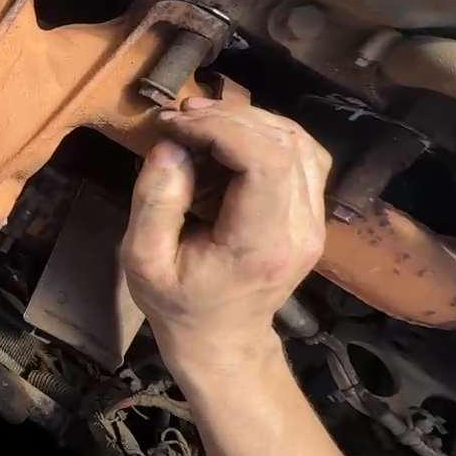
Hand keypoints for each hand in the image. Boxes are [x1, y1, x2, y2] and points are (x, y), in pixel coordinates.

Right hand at [120, 98, 331, 377]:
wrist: (220, 338)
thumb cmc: (175, 302)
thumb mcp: (142, 259)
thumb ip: (154, 202)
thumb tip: (170, 145)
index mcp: (259, 243)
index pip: (264, 161)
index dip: (219, 127)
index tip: (173, 124)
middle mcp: (299, 229)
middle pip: (284, 144)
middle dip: (228, 117)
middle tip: (179, 117)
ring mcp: (313, 221)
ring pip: (300, 143)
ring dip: (248, 120)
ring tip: (200, 120)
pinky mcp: (310, 214)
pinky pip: (303, 156)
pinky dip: (266, 134)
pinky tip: (229, 135)